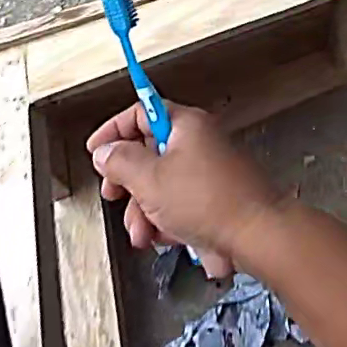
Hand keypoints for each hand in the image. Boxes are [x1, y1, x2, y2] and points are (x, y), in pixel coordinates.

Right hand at [87, 101, 285, 276]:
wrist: (251, 230)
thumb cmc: (208, 200)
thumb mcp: (150, 179)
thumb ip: (121, 161)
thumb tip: (106, 149)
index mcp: (187, 125)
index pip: (145, 111)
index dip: (116, 128)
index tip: (95, 149)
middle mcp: (198, 140)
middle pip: (147, 151)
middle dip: (127, 179)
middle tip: (114, 194)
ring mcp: (204, 168)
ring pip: (157, 183)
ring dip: (143, 209)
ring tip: (146, 229)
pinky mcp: (209, 193)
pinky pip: (174, 202)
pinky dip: (164, 219)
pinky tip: (166, 234)